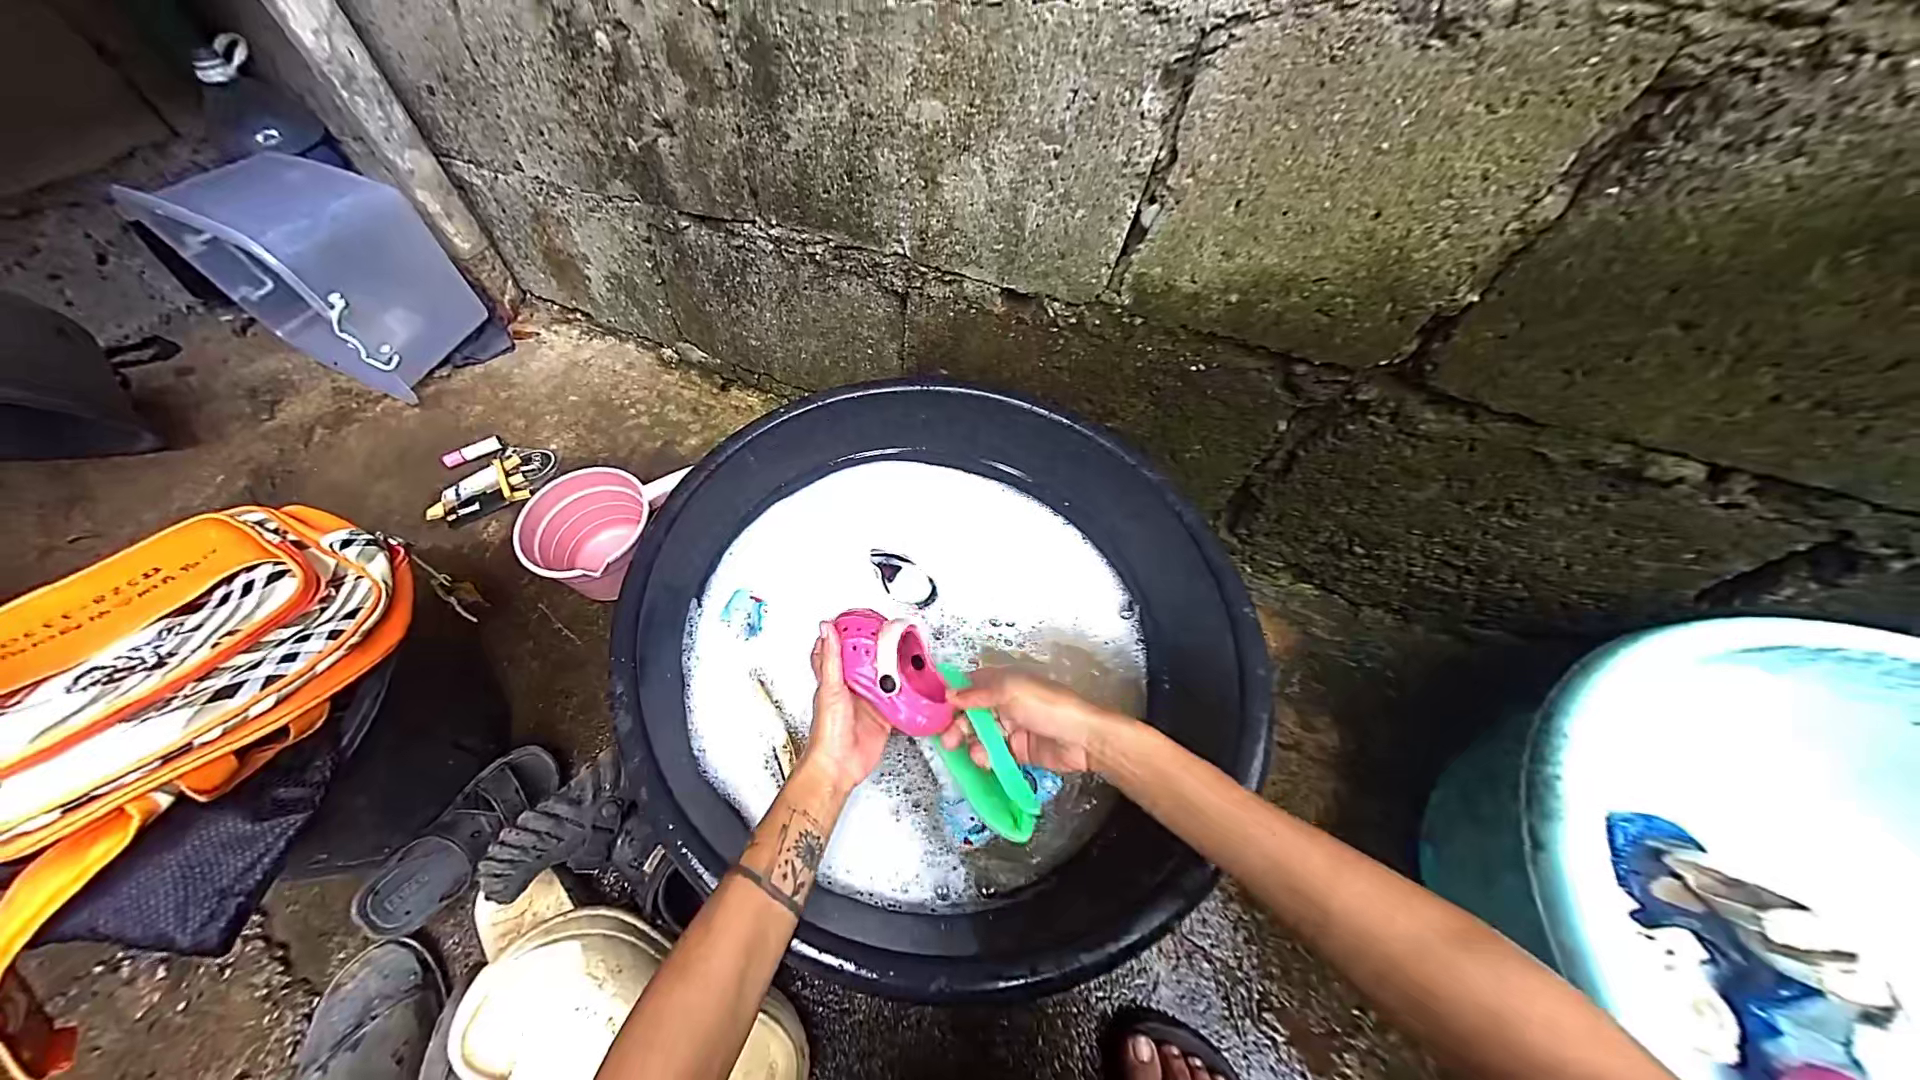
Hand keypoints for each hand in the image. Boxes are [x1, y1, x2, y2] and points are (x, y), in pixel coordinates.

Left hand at [801, 621, 891, 794]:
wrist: (840, 765)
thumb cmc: (828, 732)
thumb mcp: (831, 688)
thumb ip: (831, 659)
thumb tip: (826, 629)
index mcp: (836, 679)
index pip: (840, 650)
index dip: (848, 634)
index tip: (861, 620)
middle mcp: (853, 688)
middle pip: (868, 663)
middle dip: (880, 650)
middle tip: (893, 635)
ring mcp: (870, 702)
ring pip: (885, 679)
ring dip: (895, 670)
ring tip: (908, 654)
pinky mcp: (884, 716)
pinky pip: (899, 700)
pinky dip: (907, 693)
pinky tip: (915, 685)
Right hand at [938, 669, 1135, 772]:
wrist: (1082, 738)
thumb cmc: (1049, 706)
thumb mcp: (1011, 692)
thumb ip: (978, 694)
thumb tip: (951, 694)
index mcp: (1004, 682)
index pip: (971, 686)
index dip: (954, 697)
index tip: (937, 711)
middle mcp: (1005, 702)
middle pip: (972, 713)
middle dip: (958, 725)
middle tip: (947, 739)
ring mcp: (1011, 726)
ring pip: (981, 734)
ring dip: (972, 743)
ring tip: (975, 753)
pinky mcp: (1018, 749)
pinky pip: (994, 753)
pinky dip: (987, 757)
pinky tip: (986, 760)